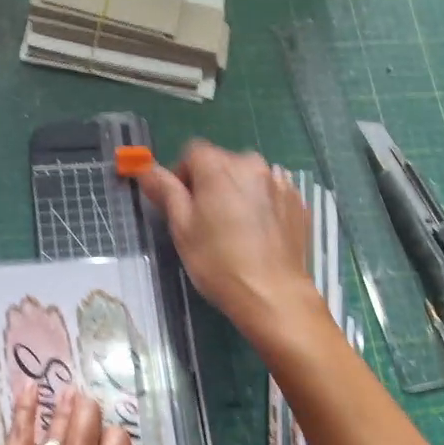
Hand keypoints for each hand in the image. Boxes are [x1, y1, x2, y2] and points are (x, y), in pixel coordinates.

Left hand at [0, 384, 153, 444]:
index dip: (114, 438)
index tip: (110, 436)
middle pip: (89, 426)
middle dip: (88, 411)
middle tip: (85, 400)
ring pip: (58, 425)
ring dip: (64, 406)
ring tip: (67, 390)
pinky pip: (20, 433)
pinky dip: (25, 409)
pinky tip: (28, 390)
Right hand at [137, 140, 316, 336]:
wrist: (272, 293)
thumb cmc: (217, 263)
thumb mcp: (182, 229)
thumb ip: (165, 191)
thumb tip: (146, 168)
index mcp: (219, 167)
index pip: (193, 151)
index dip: (182, 175)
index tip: (180, 205)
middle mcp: (253, 164)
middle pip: (223, 163)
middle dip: (211, 184)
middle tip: (206, 221)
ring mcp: (280, 182)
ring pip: (249, 178)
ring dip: (237, 193)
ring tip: (235, 230)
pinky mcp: (298, 202)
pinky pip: (271, 194)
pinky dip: (262, 205)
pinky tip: (258, 235)